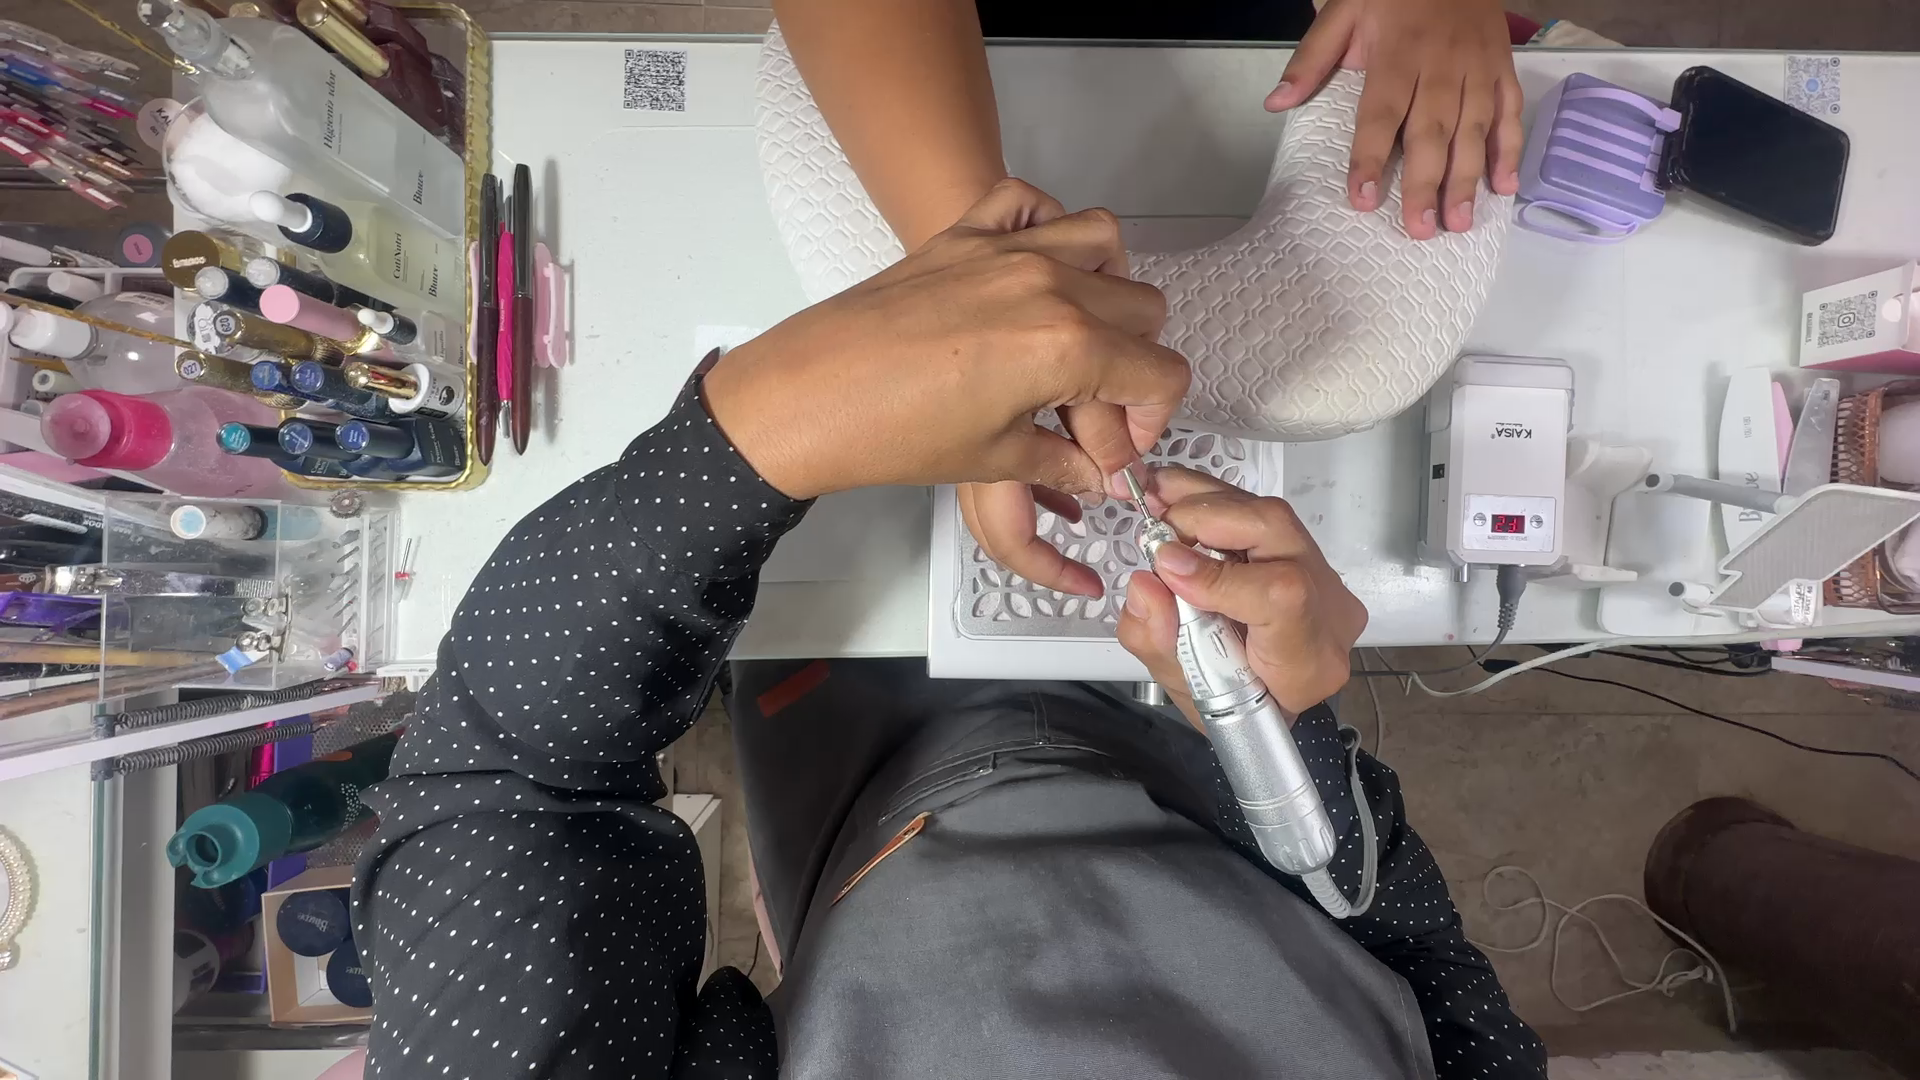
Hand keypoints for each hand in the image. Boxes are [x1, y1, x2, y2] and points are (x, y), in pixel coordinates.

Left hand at [702, 179, 1188, 500]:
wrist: (810, 397)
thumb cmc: (895, 434)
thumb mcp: (993, 459)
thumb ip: (1063, 460)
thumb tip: (1097, 472)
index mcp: (1065, 346)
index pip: (1159, 375)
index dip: (1152, 421)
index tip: (1119, 447)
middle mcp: (1049, 283)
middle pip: (1145, 310)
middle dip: (1133, 365)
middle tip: (1091, 408)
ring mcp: (1006, 247)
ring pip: (1105, 240)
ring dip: (1108, 289)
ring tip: (1074, 336)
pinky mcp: (965, 233)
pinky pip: (1030, 201)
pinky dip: (1047, 228)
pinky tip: (1033, 272)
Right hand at [1116, 468, 1366, 729]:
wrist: (1262, 699)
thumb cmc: (1227, 701)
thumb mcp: (1178, 683)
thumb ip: (1156, 636)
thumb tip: (1146, 583)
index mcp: (1304, 662)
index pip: (1280, 596)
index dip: (1217, 574)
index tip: (1163, 567)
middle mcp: (1326, 609)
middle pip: (1277, 531)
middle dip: (1204, 519)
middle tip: (1155, 534)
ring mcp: (1320, 574)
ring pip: (1268, 512)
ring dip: (1202, 501)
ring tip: (1157, 506)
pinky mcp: (1302, 550)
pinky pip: (1259, 511)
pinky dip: (1211, 501)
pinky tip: (1176, 500)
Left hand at [1264, 0, 1522, 239]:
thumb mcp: (1342, 11)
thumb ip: (1311, 58)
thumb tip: (1276, 101)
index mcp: (1400, 54)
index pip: (1381, 116)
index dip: (1371, 159)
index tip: (1364, 200)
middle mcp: (1443, 64)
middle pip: (1433, 131)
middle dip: (1427, 183)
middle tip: (1420, 230)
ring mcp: (1478, 65)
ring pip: (1475, 127)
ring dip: (1468, 178)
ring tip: (1459, 222)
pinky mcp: (1502, 64)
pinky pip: (1509, 109)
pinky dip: (1510, 148)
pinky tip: (1504, 186)